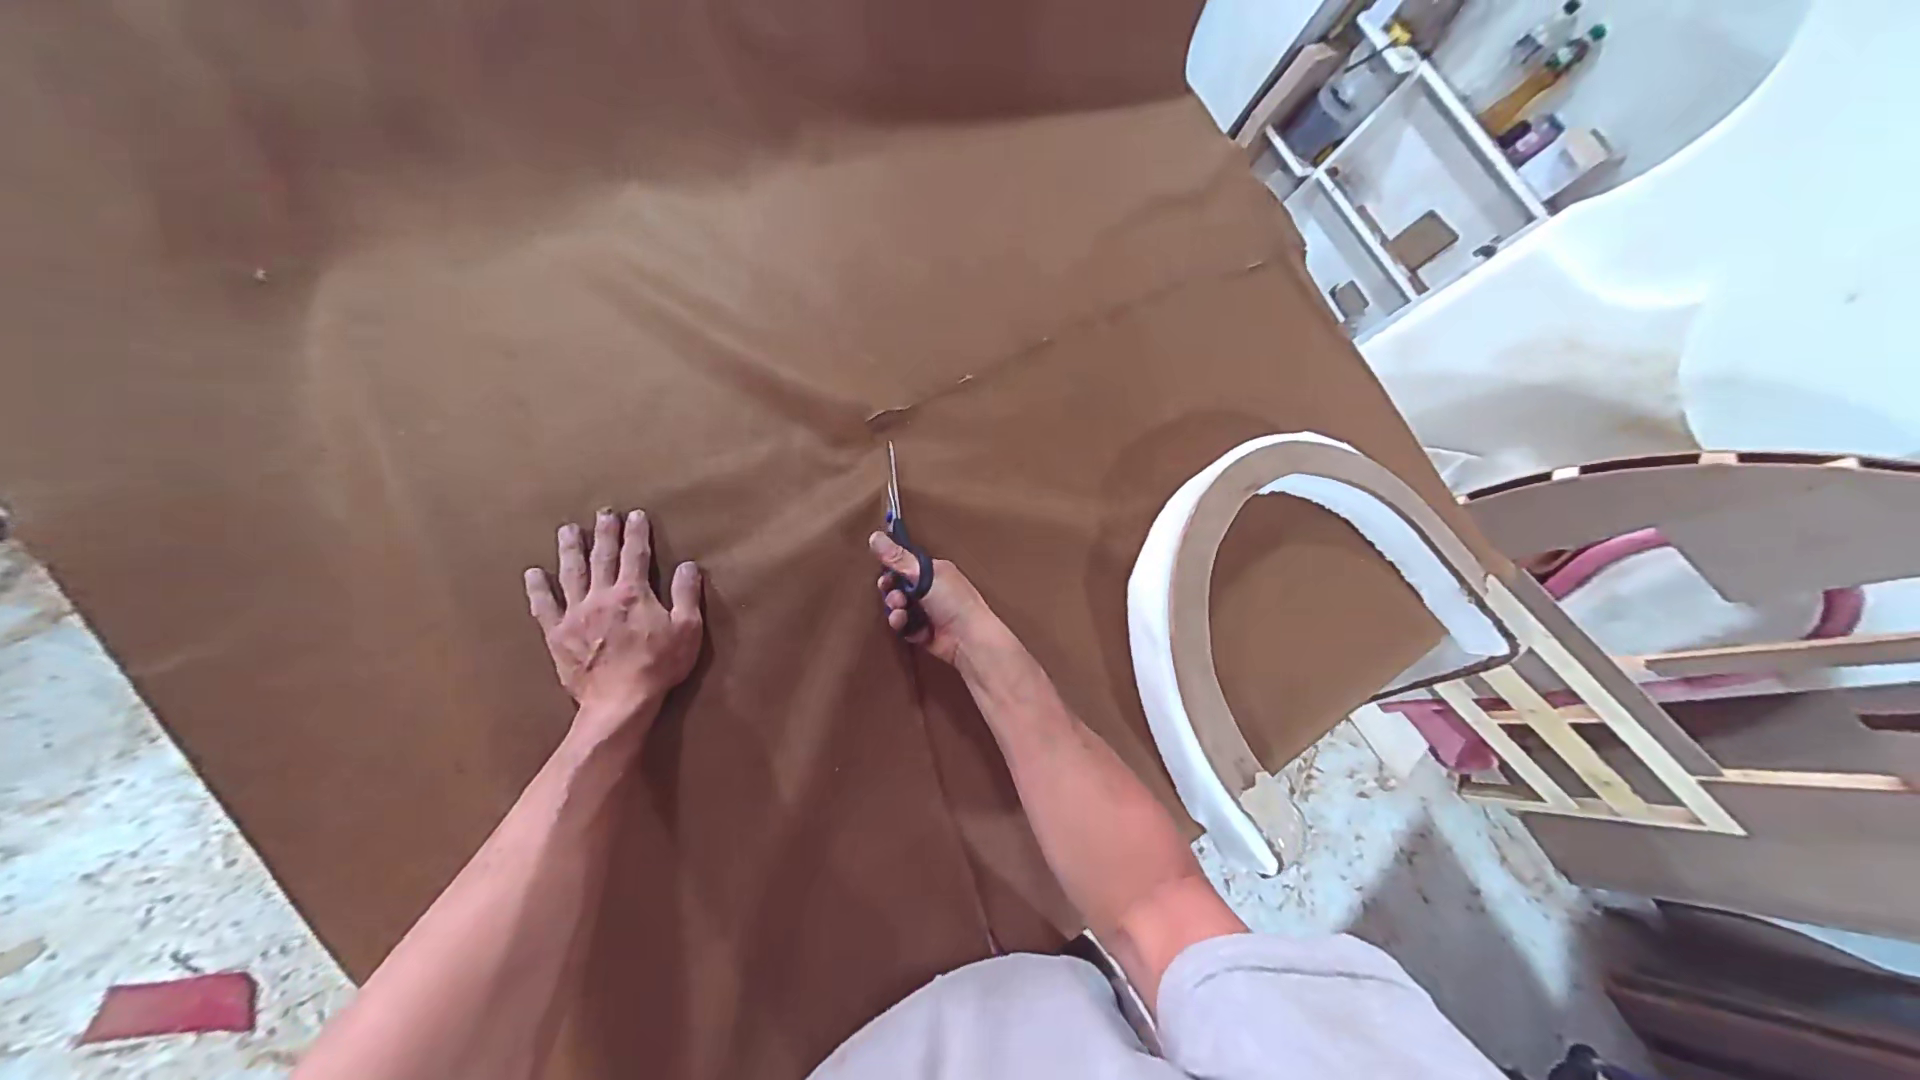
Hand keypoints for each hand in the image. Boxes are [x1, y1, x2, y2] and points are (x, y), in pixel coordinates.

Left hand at [525, 509, 703, 732]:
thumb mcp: (687, 629)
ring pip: (571, 574)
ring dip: (570, 550)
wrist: (619, 702)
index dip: (637, 533)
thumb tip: (689, 566)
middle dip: (604, 533)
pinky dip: (538, 589)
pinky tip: (533, 574)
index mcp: (633, 593)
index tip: (636, 515)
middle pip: (602, 557)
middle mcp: (601, 596)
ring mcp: (576, 614)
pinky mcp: (557, 635)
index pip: (636, 554)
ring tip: (568, 530)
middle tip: (603, 514)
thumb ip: (687, 595)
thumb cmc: (659, 665)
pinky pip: (544, 607)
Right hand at [869, 532, 1001, 664]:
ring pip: (899, 607)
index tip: (884, 574)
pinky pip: (904, 625)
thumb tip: (875, 536)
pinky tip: (904, 624)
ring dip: (895, 609)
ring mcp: (928, 611)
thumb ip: (897, 558)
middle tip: (895, 596)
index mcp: (935, 571)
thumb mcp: (923, 575)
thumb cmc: (954, 601)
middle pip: (899, 587)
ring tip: (900, 611)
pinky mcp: (924, 631)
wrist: (968, 638)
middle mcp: (932, 589)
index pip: (906, 565)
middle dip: (891, 592)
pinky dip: (902, 625)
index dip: (892, 570)